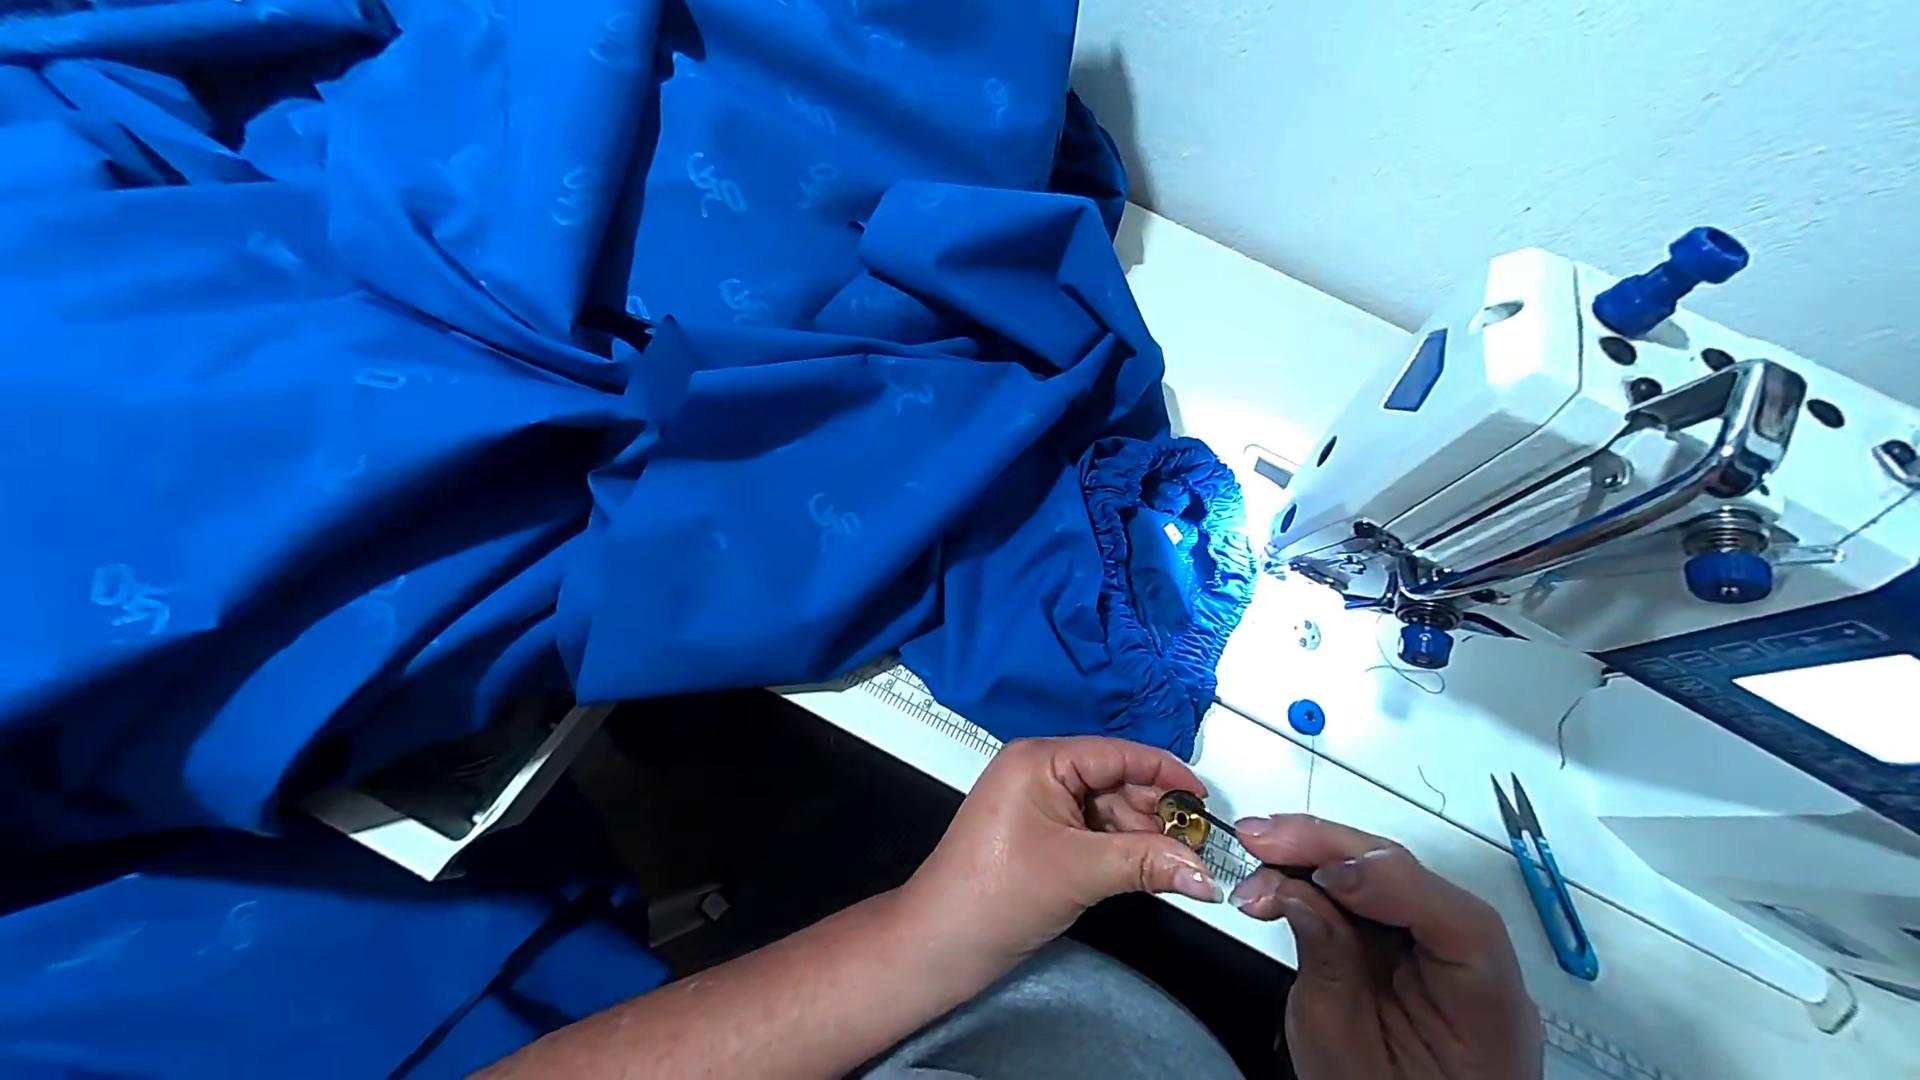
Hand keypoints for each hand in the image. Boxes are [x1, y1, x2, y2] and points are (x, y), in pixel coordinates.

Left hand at [900, 736, 1221, 971]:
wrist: (941, 942)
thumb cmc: (991, 894)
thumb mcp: (1078, 871)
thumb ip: (1146, 863)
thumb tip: (1200, 869)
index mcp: (1039, 759)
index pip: (1114, 753)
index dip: (1163, 772)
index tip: (1202, 795)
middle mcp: (1038, 770)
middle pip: (1114, 780)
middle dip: (1156, 812)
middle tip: (1198, 843)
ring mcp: (1038, 801)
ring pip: (1107, 807)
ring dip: (1143, 834)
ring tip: (1181, 863)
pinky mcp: (1041, 830)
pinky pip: (1093, 828)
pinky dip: (1122, 847)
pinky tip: (1150, 867)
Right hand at [1230, 815, 1542, 1079]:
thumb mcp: (1341, 1050)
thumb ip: (1326, 967)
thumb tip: (1296, 891)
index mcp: (1486, 1014)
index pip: (1461, 926)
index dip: (1391, 883)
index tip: (1323, 876)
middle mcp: (1471, 966)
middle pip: (1409, 878)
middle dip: (1327, 847)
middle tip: (1261, 838)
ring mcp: (1434, 943)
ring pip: (1375, 869)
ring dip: (1308, 852)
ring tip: (1254, 853)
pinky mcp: (1399, 933)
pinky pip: (1357, 886)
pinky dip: (1309, 872)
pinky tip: (1273, 876)